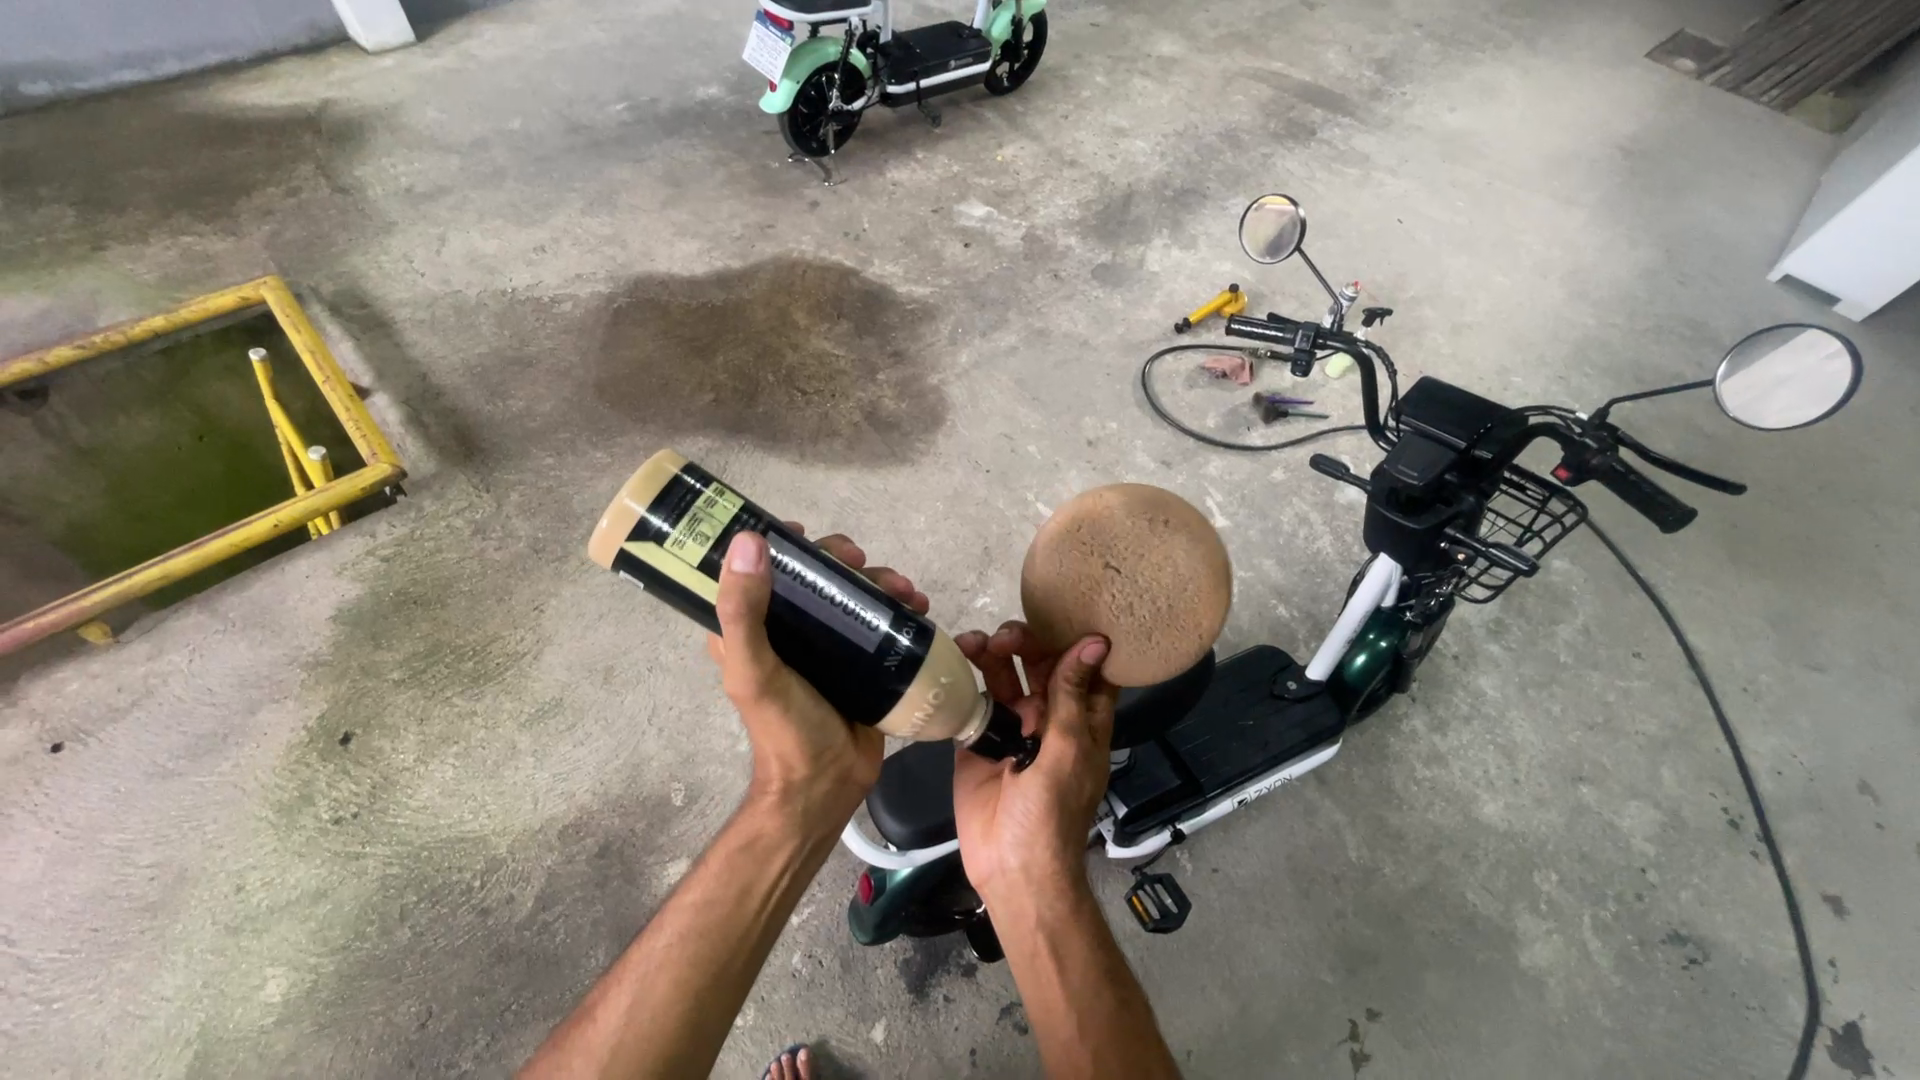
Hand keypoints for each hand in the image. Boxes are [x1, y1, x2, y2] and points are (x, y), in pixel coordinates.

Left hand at [707, 526, 928, 831]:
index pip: (760, 568)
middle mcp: (786, 629)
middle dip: (843, 559)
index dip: (780, 542)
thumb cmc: (784, 728)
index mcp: (748, 628)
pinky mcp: (859, 660)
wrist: (828, 785)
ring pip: (851, 592)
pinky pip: (878, 620)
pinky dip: (899, 607)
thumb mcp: (754, 670)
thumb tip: (747, 540)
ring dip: (880, 580)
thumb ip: (743, 612)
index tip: (808, 534)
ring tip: (908, 590)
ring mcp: (826, 644)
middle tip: (864, 561)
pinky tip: (920, 607)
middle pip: (814, 574)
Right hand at [950, 627, 1117, 904]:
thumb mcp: (1067, 750)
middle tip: (1003, 637)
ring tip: (972, 643)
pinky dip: (963, 681)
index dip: (1075, 638)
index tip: (1059, 611)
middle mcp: (1047, 716)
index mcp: (1080, 719)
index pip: (1084, 667)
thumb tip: (1095, 643)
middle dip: (1023, 642)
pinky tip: (954, 664)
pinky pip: (972, 701)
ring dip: (990, 655)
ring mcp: (1011, 727)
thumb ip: (1071, 695)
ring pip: (1003, 676)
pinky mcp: (977, 739)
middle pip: (1038, 664)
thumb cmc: (1052, 813)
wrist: (1011, 868)